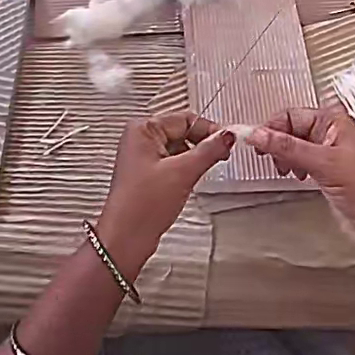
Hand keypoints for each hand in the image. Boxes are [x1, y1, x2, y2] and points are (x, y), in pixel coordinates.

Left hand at [93, 114, 234, 268]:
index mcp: (142, 129)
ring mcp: (143, 157)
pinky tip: (190, 181)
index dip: (208, 129)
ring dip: (195, 158)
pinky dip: (187, 169)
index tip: (227, 142)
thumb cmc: (141, 205)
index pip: (185, 118)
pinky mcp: (148, 174)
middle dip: (203, 144)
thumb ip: (209, 150)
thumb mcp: (182, 172)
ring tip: (201, 171)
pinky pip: (174, 162)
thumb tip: (225, 136)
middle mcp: (140, 139)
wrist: (127, 236)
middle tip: (220, 156)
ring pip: (180, 148)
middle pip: (183, 131)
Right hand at [246, 106, 354, 250]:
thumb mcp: (323, 162)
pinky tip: (295, 175)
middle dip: (276, 142)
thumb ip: (287, 147)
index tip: (254, 141)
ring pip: (293, 146)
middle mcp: (331, 134)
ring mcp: (328, 154)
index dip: (272, 127)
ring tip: (284, 168)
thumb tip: (258, 134)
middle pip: (290, 129)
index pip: (292, 115)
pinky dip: (292, 166)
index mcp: (335, 121)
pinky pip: (300, 161)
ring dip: (283, 156)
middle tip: (267, 156)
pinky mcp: (326, 172)